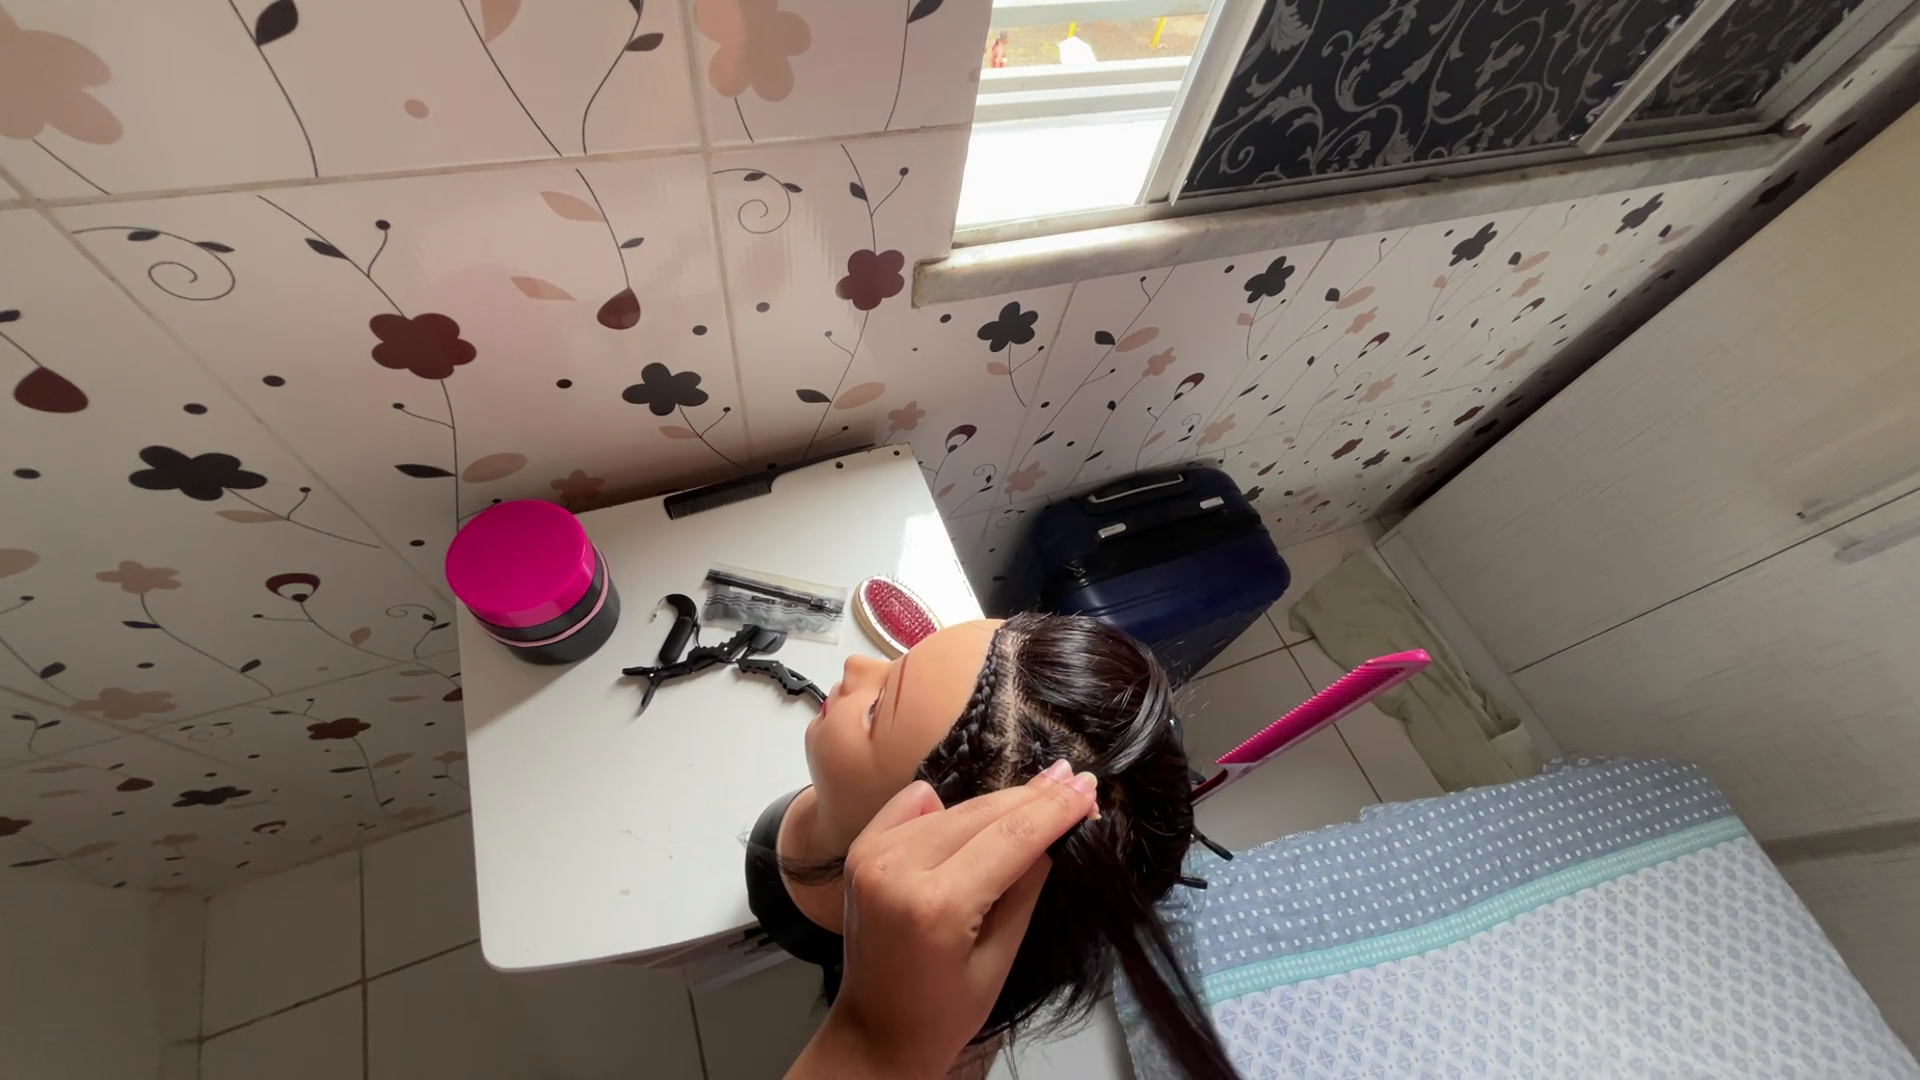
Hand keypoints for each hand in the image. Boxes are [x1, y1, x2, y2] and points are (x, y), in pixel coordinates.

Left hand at [786, 760, 1097, 1079]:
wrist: (873, 1032)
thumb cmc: (944, 1012)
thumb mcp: (1000, 958)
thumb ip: (1027, 886)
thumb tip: (1057, 828)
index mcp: (937, 905)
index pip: (1011, 838)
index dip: (1054, 808)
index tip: (1086, 784)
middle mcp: (898, 868)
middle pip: (983, 812)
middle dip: (1033, 796)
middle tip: (1072, 780)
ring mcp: (874, 853)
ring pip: (954, 806)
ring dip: (997, 803)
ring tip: (1035, 800)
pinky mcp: (862, 846)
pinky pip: (914, 801)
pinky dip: (945, 805)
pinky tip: (966, 823)